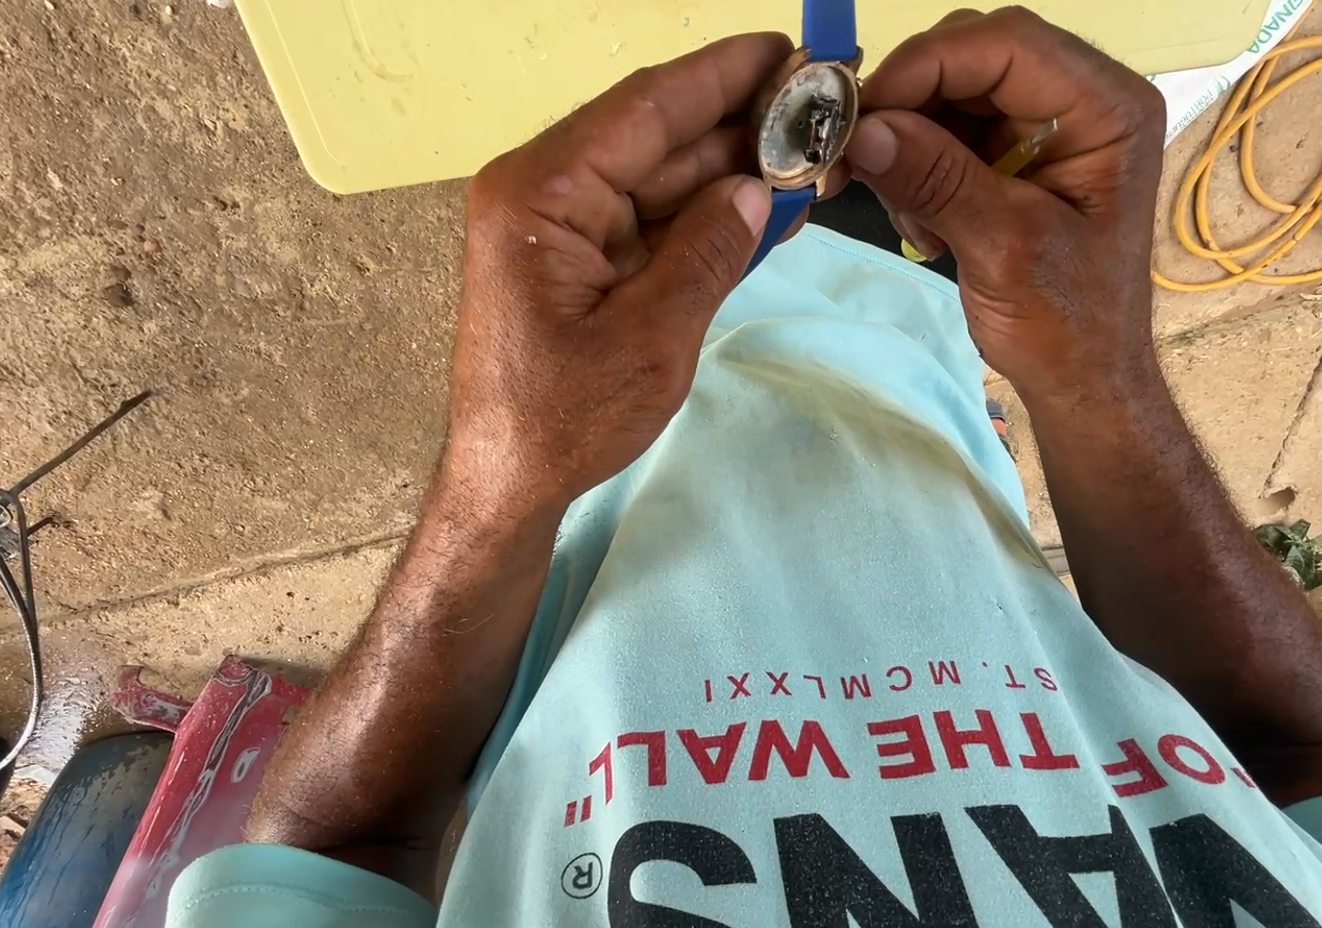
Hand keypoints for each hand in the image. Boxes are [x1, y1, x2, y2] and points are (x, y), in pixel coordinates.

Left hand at [441, 33, 788, 516]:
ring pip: (654, 187)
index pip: (645, 111)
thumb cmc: (566, 419)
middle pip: (652, 144)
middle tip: (811, 119)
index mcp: (542, 195)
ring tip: (798, 167)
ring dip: (723, 181)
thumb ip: (707, 254)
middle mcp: (543, 197)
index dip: (720, 77)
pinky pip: (646, 230)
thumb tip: (754, 190)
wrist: (510, 481)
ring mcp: (559, 234)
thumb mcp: (652, 339)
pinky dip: (698, 225)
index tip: (784, 52)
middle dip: (733, 133)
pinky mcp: (575, 269)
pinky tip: (753, 213)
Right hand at [844, 7, 1165, 401]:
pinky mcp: (1010, 164)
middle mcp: (1077, 102)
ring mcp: (1041, 133)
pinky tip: (927, 230)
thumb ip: (937, 181)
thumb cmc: (1063, 323)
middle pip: (973, 62)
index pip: (1006, 46)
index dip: (925, 67)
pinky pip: (945, 143)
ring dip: (909, 152)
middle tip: (859, 163)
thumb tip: (863, 131)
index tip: (859, 115)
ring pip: (950, 102)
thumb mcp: (1002, 248)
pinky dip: (917, 178)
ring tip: (914, 221)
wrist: (1079, 376)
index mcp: (1104, 109)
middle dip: (910, 110)